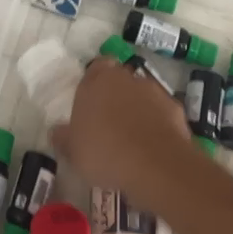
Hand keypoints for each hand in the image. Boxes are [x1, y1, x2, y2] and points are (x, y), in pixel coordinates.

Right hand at [50, 60, 193, 202]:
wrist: (157, 166)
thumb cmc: (106, 153)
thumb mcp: (74, 152)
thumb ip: (64, 137)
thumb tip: (57, 131)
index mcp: (97, 80)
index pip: (96, 68)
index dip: (94, 82)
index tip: (91, 103)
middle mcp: (126, 78)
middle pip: (119, 80)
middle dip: (115, 96)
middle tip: (109, 123)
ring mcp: (154, 91)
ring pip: (142, 96)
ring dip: (138, 110)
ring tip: (132, 139)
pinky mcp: (175, 109)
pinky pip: (161, 113)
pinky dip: (157, 124)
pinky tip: (152, 147)